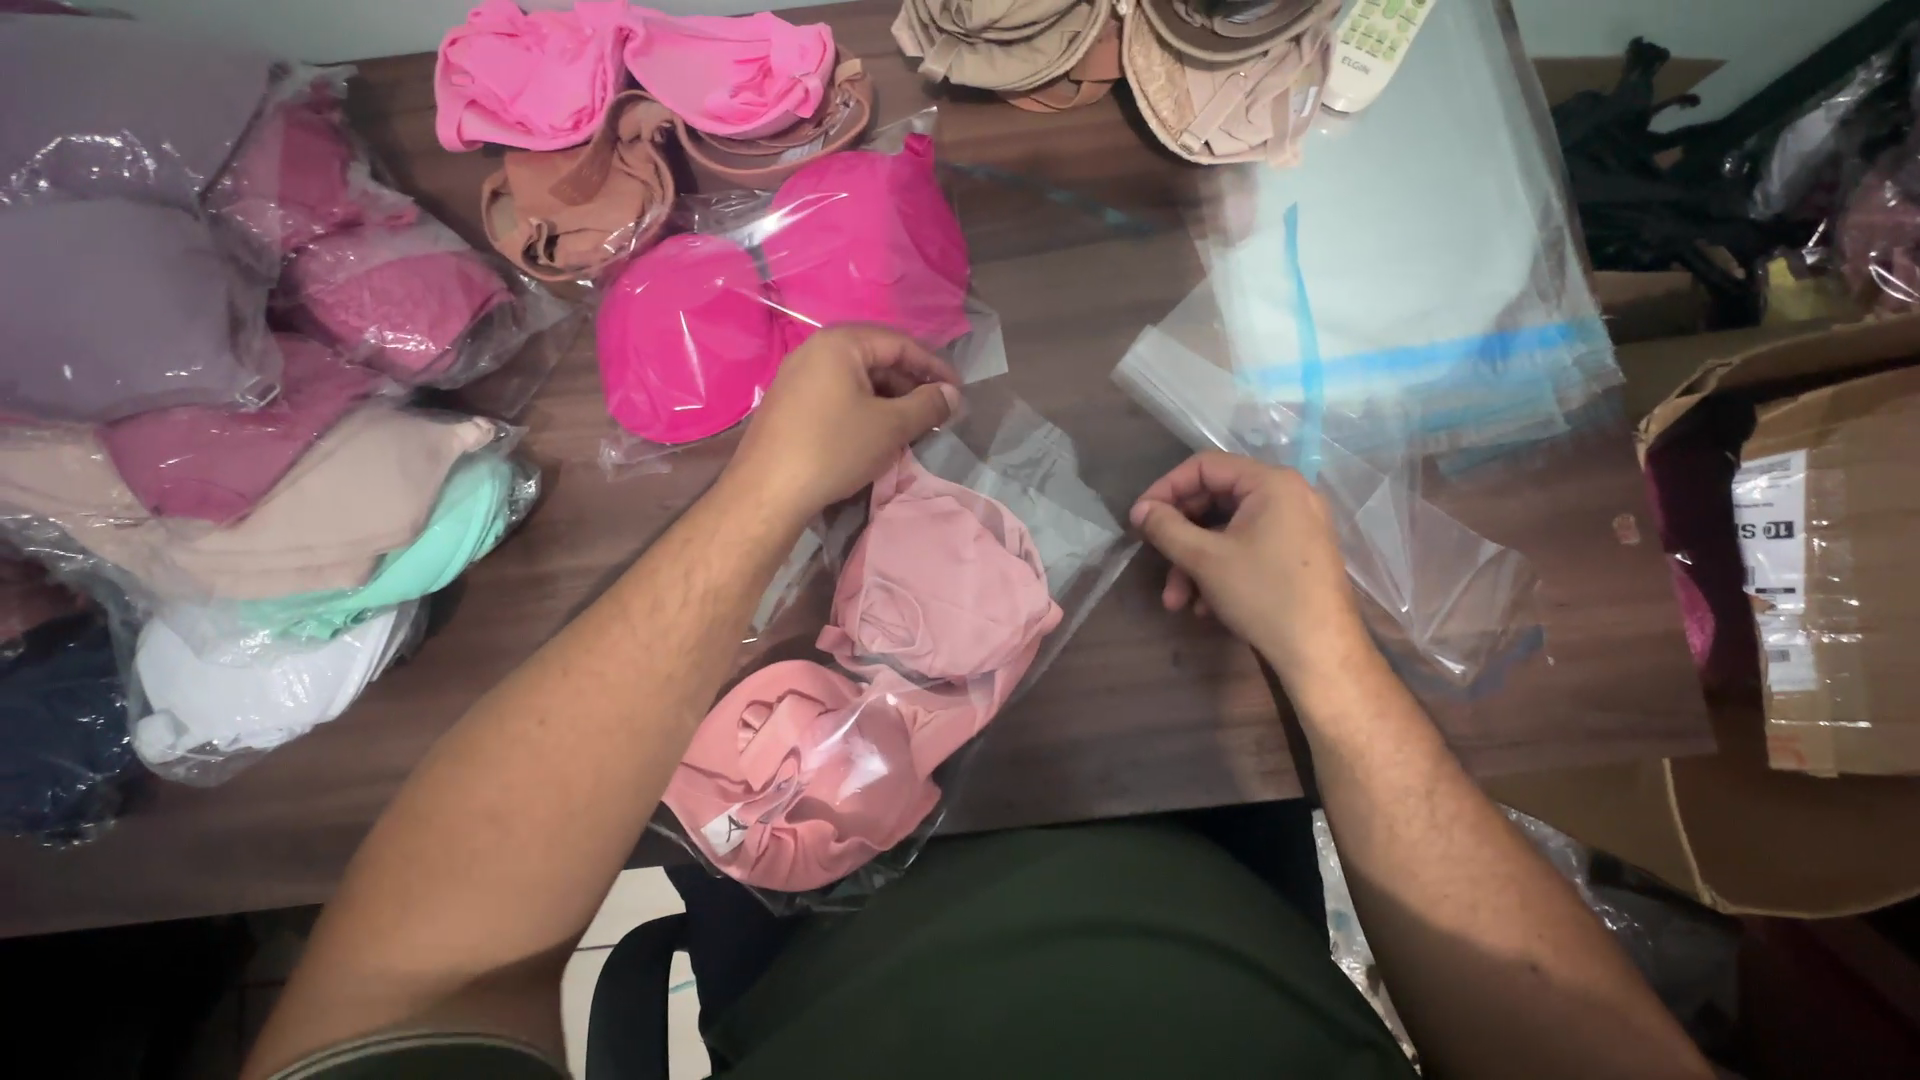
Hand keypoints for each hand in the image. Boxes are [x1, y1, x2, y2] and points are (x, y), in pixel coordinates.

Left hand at [724, 325, 960, 525]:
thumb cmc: (834, 449)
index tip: (957, 392)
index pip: (900, 343)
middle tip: (935, 413)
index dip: (934, 367)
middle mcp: (815, 350)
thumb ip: (927, 405)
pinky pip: (837, 396)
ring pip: (856, 380)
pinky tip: (875, 436)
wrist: (768, 491)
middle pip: (877, 358)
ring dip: (888, 400)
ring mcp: (797, 377)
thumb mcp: (890, 427)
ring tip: (910, 428)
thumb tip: (952, 394)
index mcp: (840, 343)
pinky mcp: (789, 404)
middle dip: (910, 385)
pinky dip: (863, 410)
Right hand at [1130, 452, 1373, 683]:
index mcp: (1271, 483)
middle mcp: (1288, 495)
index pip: (1204, 467)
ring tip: (1177, 600)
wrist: (1321, 651)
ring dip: (1195, 562)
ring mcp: (1296, 525)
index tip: (1140, 518)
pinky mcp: (1297, 553)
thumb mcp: (1205, 559)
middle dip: (1180, 537)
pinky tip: (1205, 606)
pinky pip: (1248, 547)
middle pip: (1215, 500)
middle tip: (1154, 559)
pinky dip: (1221, 569)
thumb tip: (1139, 510)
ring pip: (1228, 531)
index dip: (1165, 488)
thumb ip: (1166, 528)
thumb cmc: (1263, 595)